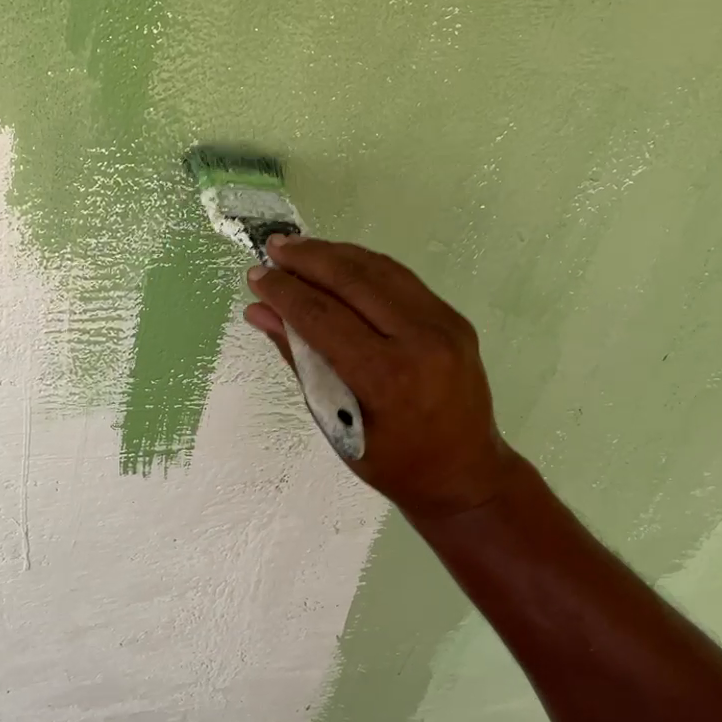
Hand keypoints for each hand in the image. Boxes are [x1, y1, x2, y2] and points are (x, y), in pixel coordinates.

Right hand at [245, 236, 515, 520]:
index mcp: (386, 377)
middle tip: (272, 247)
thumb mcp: (333, 418)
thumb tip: (258, 310)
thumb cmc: (391, 462)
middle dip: (307, 259)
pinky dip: (362, 264)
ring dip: (333, 253)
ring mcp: (444, 325)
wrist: (466, 475)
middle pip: (352, 281)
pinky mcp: (453, 318)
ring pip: (378, 269)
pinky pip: (400, 278)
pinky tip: (335, 260)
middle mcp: (420, 341)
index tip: (255, 275)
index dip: (284, 291)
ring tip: (296, 246)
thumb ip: (298, 356)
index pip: (323, 316)